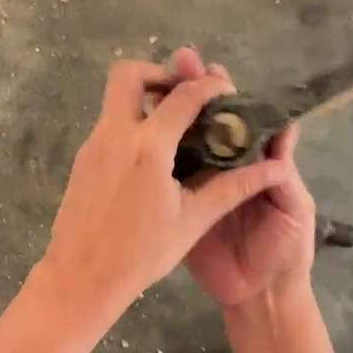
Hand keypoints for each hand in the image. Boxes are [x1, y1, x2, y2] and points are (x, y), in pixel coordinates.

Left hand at [38, 57, 294, 315]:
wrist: (80, 277)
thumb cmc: (141, 254)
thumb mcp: (192, 221)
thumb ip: (230, 187)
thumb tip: (272, 169)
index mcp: (148, 147)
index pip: (184, 96)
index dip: (210, 86)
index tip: (226, 91)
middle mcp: (115, 134)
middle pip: (128, 74)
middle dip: (158, 74)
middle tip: (183, 97)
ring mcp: (93, 145)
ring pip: (115, 99)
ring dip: (144, 99)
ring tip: (174, 128)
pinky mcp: (82, 160)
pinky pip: (109, 125)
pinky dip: (131, 124)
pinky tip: (152, 157)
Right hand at [172, 50, 318, 310]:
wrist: (259, 297)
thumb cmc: (286, 251)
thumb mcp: (294, 208)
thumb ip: (283, 172)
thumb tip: (284, 127)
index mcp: (252, 164)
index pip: (239, 120)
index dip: (225, 94)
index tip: (210, 68)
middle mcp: (223, 168)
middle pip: (206, 124)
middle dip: (191, 93)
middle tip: (176, 63)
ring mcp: (197, 187)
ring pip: (182, 145)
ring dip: (169, 115)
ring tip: (151, 87)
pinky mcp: (177, 209)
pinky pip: (165, 181)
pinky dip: (152, 157)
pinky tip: (137, 135)